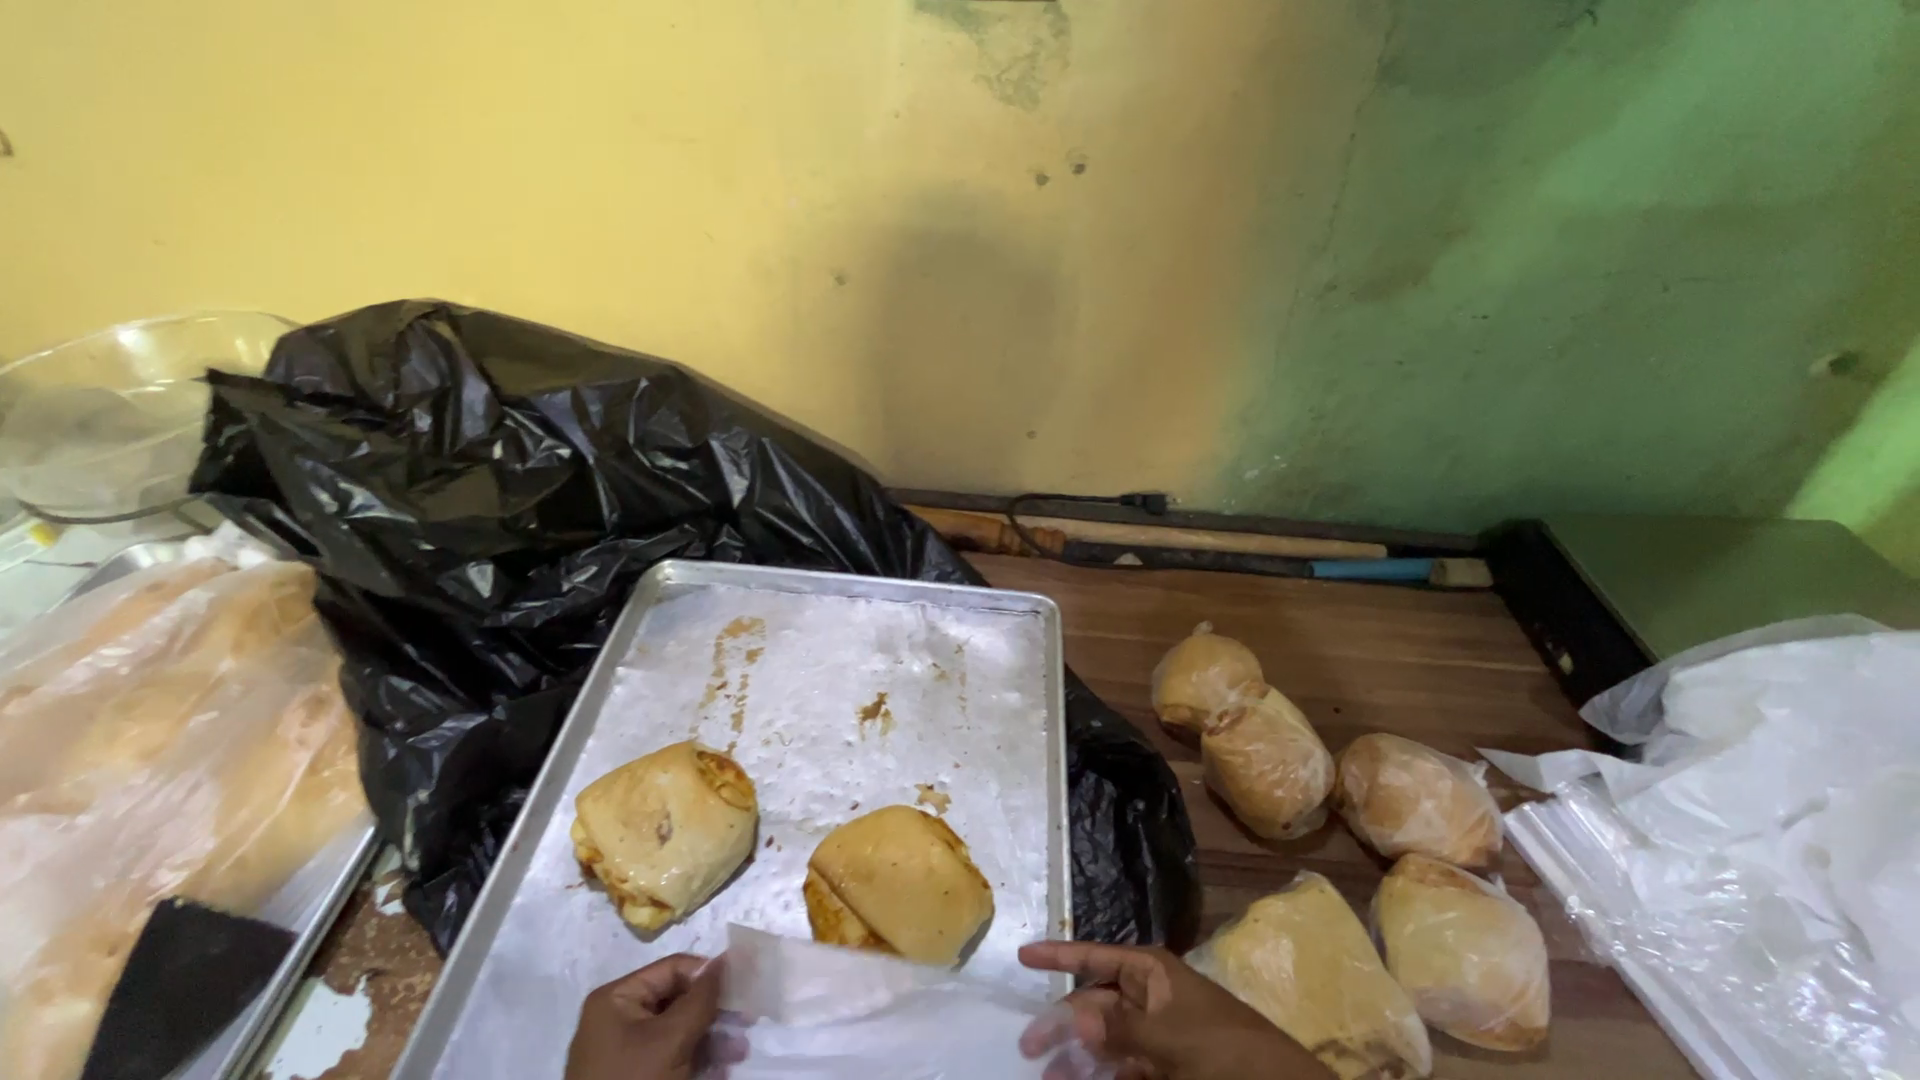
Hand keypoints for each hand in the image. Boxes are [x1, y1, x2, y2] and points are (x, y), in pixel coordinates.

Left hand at [565, 954, 743, 1079]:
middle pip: (678, 999)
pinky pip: (672, 1057)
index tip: (742, 990)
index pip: (673, 968)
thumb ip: (702, 997)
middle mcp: (620, 1018)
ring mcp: (627, 1051)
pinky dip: (697, 1060)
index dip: (709, 975)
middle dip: (714, 1014)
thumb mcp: (672, 1039)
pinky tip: (720, 1071)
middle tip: (746, 1024)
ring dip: (712, 1039)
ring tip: (738, 1053)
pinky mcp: (636, 1076)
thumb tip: (727, 958)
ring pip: (679, 1031)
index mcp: (617, 998)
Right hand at [1019, 942, 1332, 1079]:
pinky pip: (1122, 1066)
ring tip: (1049, 1077)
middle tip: (1029, 1049)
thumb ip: (1120, 1029)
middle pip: (1094, 1003)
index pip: (1094, 956)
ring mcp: (1157, 1032)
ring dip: (1077, 1057)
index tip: (1022, 956)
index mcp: (1151, 972)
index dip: (1058, 955)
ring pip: (1104, 1040)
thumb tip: (1074, 1019)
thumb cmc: (1225, 1048)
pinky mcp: (1165, 1066)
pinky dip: (1102, 1074)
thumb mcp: (1172, 1037)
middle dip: (1062, 1023)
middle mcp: (1150, 995)